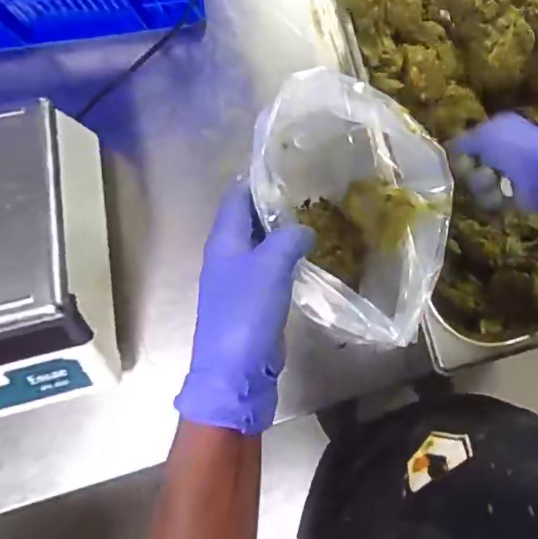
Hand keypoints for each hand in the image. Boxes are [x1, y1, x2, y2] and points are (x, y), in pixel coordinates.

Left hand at [175, 184, 314, 434]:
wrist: (235, 371)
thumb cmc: (247, 313)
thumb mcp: (270, 266)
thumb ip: (288, 239)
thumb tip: (304, 228)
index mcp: (223, 241)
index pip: (236, 197)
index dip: (257, 180)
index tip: (286, 167)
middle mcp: (227, 256)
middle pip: (248, 219)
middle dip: (274, 204)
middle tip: (310, 192)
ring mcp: (238, 280)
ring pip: (260, 245)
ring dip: (282, 232)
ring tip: (314, 218)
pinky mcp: (252, 301)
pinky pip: (269, 268)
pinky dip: (285, 257)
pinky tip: (307, 256)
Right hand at [450, 113, 537, 217]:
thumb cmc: (518, 150)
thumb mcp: (485, 136)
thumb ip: (462, 142)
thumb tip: (449, 149)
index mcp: (496, 130)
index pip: (466, 142)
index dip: (461, 153)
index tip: (463, 160)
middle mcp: (500, 149)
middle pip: (468, 166)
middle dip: (472, 172)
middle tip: (486, 172)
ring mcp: (506, 173)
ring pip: (477, 185)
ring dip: (483, 187)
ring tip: (498, 187)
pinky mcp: (511, 195)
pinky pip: (489, 200)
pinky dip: (494, 200)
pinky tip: (504, 198)